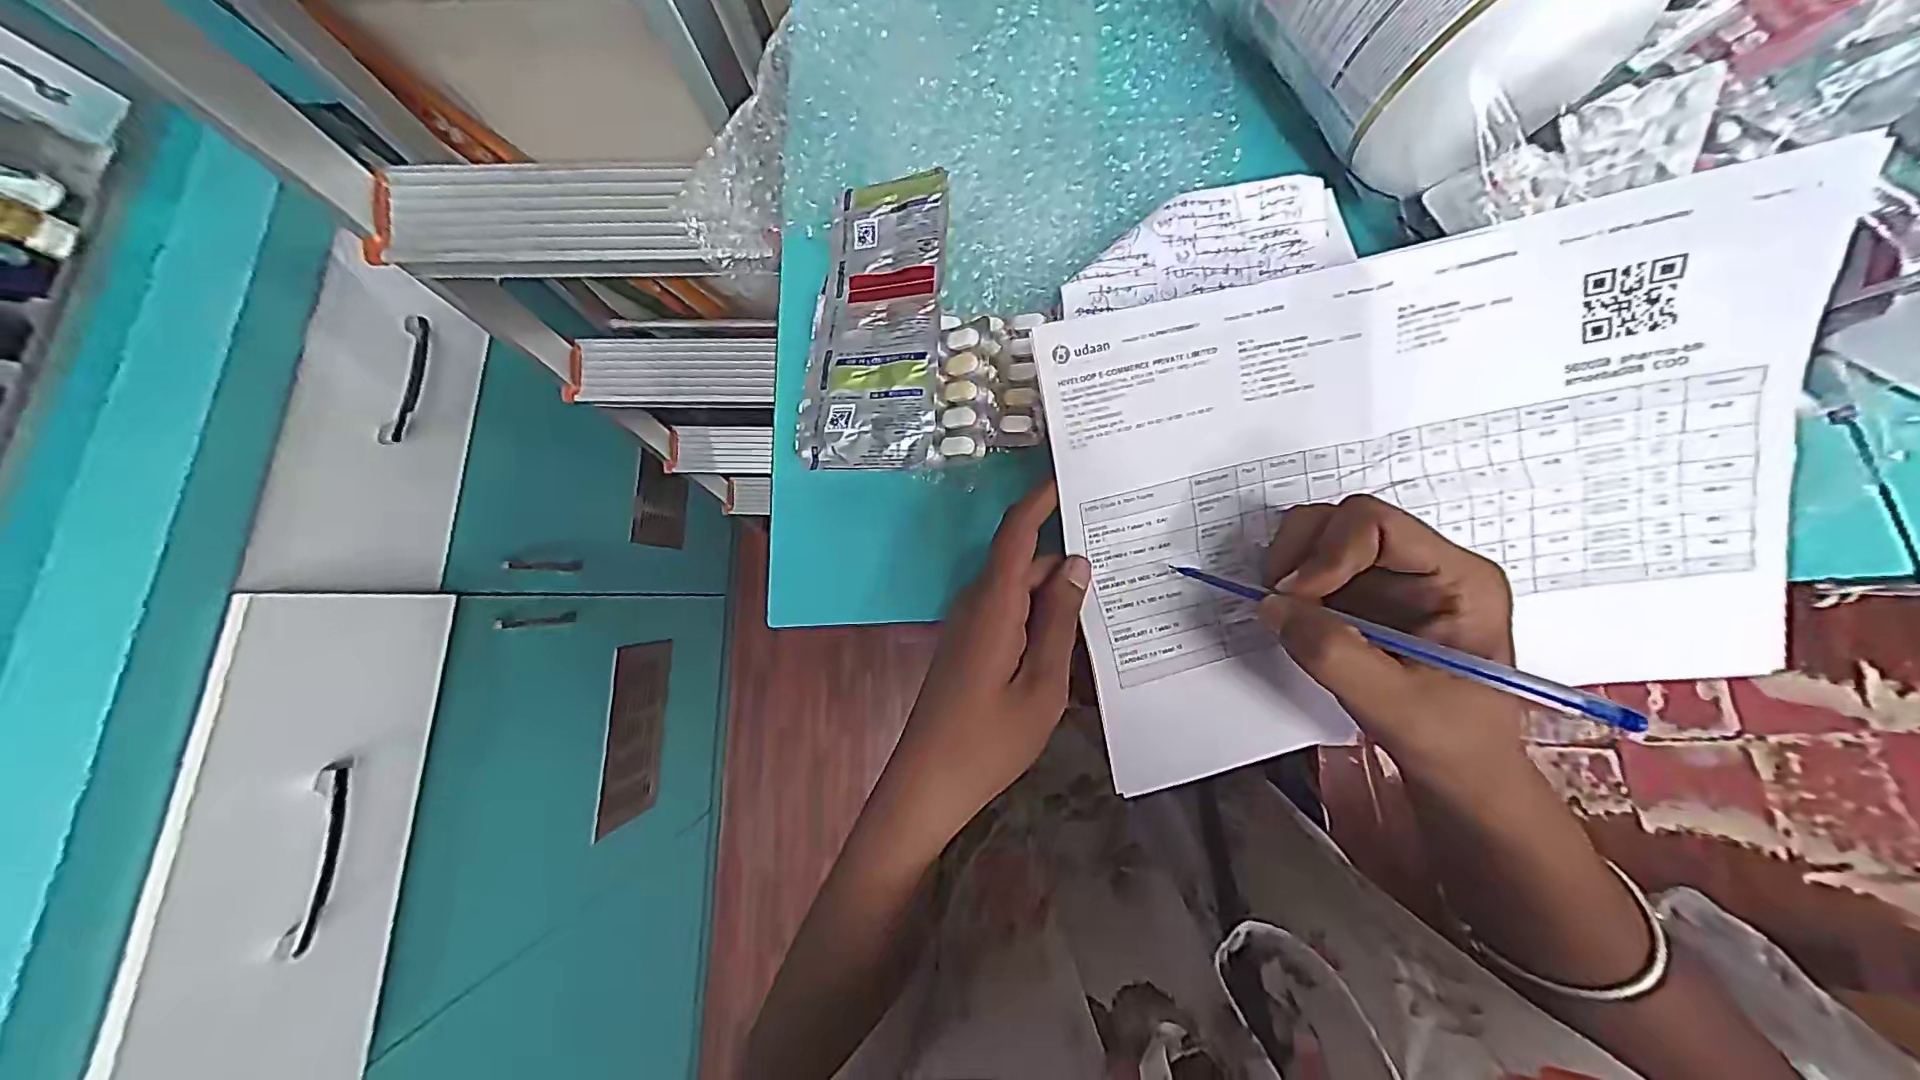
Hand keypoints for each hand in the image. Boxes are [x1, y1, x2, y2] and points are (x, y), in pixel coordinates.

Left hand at [882, 479, 1090, 834]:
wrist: (928, 783)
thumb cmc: (989, 740)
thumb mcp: (1041, 684)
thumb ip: (1058, 620)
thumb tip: (1076, 564)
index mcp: (993, 605)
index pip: (1016, 534)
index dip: (1040, 501)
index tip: (1068, 479)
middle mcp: (975, 605)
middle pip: (1024, 565)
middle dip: (1065, 563)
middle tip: (1117, 567)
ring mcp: (968, 626)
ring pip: (1018, 592)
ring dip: (1054, 596)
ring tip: (1103, 612)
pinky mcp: (967, 646)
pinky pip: (1008, 615)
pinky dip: (1038, 617)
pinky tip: (1068, 643)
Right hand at [1259, 494, 1521, 771]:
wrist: (1457, 770)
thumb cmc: (1450, 740)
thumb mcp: (1394, 703)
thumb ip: (1332, 653)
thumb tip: (1274, 607)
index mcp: (1457, 580)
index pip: (1378, 525)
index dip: (1328, 553)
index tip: (1298, 596)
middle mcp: (1422, 567)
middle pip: (1343, 520)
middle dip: (1301, 554)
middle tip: (1282, 600)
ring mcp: (1387, 579)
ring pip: (1320, 536)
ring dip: (1289, 567)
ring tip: (1286, 611)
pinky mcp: (1358, 596)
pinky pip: (1309, 566)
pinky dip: (1286, 585)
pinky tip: (1292, 619)